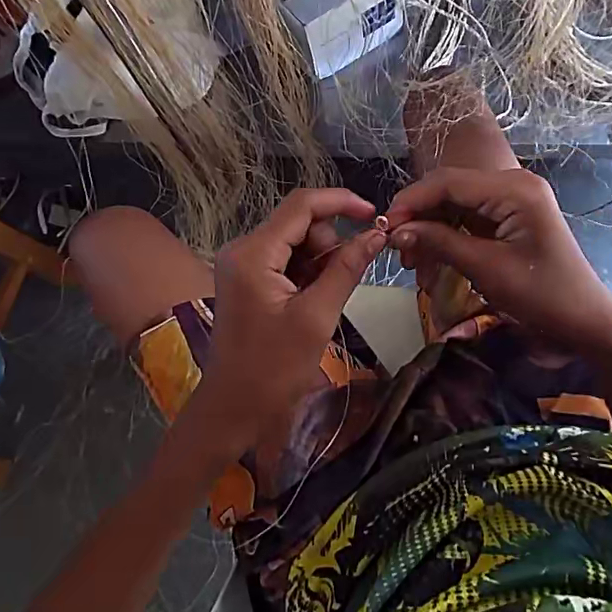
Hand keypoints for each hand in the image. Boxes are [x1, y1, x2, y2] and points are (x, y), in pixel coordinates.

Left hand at [190, 189, 386, 459]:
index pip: (301, 205)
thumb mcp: (316, 317)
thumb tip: (377, 234)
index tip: (375, 215)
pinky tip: (311, 301)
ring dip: (319, 261)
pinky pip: (286, 259)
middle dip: (329, 243)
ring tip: (322, 300)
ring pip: (296, 240)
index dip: (341, 202)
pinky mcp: (248, 279)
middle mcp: (242, 249)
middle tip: (340, 282)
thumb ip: (346, 269)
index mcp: (253, 253)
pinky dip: (307, 273)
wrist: (234, 409)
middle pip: (299, 222)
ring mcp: (243, 264)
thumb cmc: (273, 370)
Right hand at [386, 167, 611, 350]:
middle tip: (394, 248)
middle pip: (449, 190)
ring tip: (409, 259)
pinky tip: (428, 257)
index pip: (448, 181)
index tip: (384, 227)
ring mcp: (512, 199)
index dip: (411, 201)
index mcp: (514, 188)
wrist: (586, 322)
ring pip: (453, 204)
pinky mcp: (508, 217)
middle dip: (418, 216)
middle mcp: (512, 183)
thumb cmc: (543, 296)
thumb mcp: (486, 269)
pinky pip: (466, 218)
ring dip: (429, 228)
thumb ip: (439, 243)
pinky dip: (445, 235)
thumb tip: (396, 231)